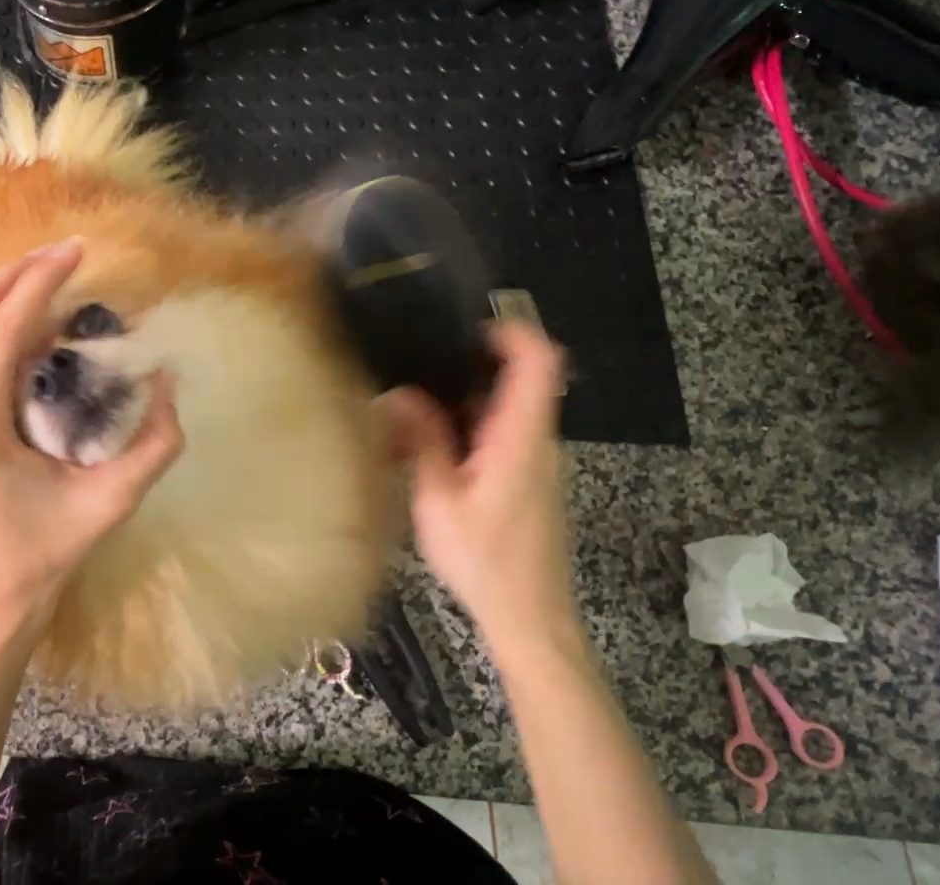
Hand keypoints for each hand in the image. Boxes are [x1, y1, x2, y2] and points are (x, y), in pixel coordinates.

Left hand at [0, 240, 183, 628]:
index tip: (74, 253)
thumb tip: (168, 378)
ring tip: (50, 274)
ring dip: (0, 296)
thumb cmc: (51, 551)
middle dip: (11, 276)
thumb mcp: (114, 500)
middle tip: (61, 252)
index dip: (36, 285)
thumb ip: (155, 443)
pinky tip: (36, 323)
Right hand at [385, 324, 575, 659]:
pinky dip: (471, 430)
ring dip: (465, 404)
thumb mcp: (438, 501)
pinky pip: (504, 436)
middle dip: (469, 369)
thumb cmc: (484, 561)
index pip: (539, 364)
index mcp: (521, 439)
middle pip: (520, 383)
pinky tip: (431, 453)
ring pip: (508, 412)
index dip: (514, 332)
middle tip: (416, 369)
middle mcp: (541, 443)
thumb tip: (399, 394)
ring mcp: (541, 464)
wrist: (531, 618)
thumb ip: (423, 442)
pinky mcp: (533, 482)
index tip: (470, 321)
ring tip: (412, 411)